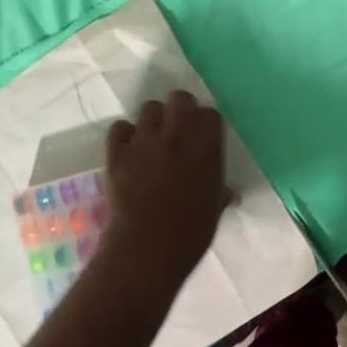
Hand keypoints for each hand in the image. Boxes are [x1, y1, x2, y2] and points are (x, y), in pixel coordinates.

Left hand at [100, 91, 226, 284]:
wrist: (147, 247)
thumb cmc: (190, 235)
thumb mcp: (214, 212)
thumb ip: (219, 193)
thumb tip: (229, 193)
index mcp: (206, 150)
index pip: (210, 114)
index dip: (207, 122)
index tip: (204, 134)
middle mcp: (176, 136)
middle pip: (179, 99)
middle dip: (180, 108)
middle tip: (178, 127)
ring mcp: (144, 141)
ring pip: (149, 108)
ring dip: (153, 120)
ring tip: (152, 138)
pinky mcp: (117, 152)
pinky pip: (119, 127)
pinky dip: (124, 135)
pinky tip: (128, 149)